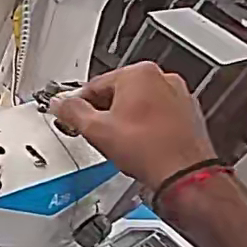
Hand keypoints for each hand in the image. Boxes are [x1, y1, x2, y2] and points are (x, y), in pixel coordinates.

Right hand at [51, 63, 216, 187]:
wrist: (182, 172)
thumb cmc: (148, 149)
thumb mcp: (96, 130)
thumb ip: (72, 112)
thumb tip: (60, 105)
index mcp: (139, 74)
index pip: (94, 85)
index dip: (79, 104)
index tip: (73, 117)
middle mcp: (161, 78)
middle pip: (117, 92)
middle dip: (104, 112)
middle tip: (96, 133)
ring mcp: (177, 94)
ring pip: (138, 103)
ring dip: (124, 119)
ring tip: (119, 142)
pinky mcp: (186, 112)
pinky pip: (156, 114)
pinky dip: (144, 126)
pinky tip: (137, 144)